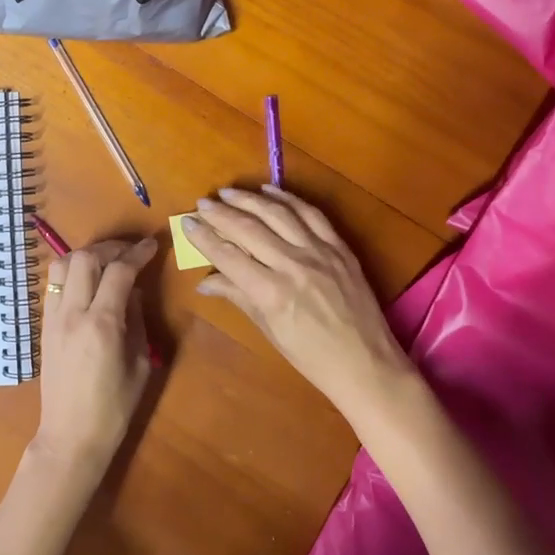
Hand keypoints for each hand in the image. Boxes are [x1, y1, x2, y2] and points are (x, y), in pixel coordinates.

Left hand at [34, 236, 159, 474]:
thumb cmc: (114, 409)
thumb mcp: (140, 365)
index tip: (152, 245)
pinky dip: (71, 273)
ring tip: (106, 262)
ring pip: (62, 265)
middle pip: (85, 258)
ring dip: (86, 256)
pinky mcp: (43, 325)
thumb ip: (137, 321)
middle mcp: (73, 314)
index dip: (137, 253)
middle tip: (130, 252)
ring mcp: (53, 318)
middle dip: (110, 248)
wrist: (71, 435)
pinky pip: (53, 285)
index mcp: (102, 326)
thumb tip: (134, 291)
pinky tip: (88, 281)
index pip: (119, 272)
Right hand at [185, 186, 420, 427]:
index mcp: (270, 293)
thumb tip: (204, 282)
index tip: (188, 223)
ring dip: (250, 200)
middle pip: (249, 229)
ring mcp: (319, 253)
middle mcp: (292, 266)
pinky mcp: (340, 248)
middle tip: (202, 203)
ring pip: (278, 214)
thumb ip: (238, 297)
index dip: (204, 237)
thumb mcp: (268, 330)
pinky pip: (311, 215)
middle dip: (221, 213)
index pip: (228, 255)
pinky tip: (270, 191)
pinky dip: (288, 200)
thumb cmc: (311, 356)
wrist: (366, 363)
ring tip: (228, 192)